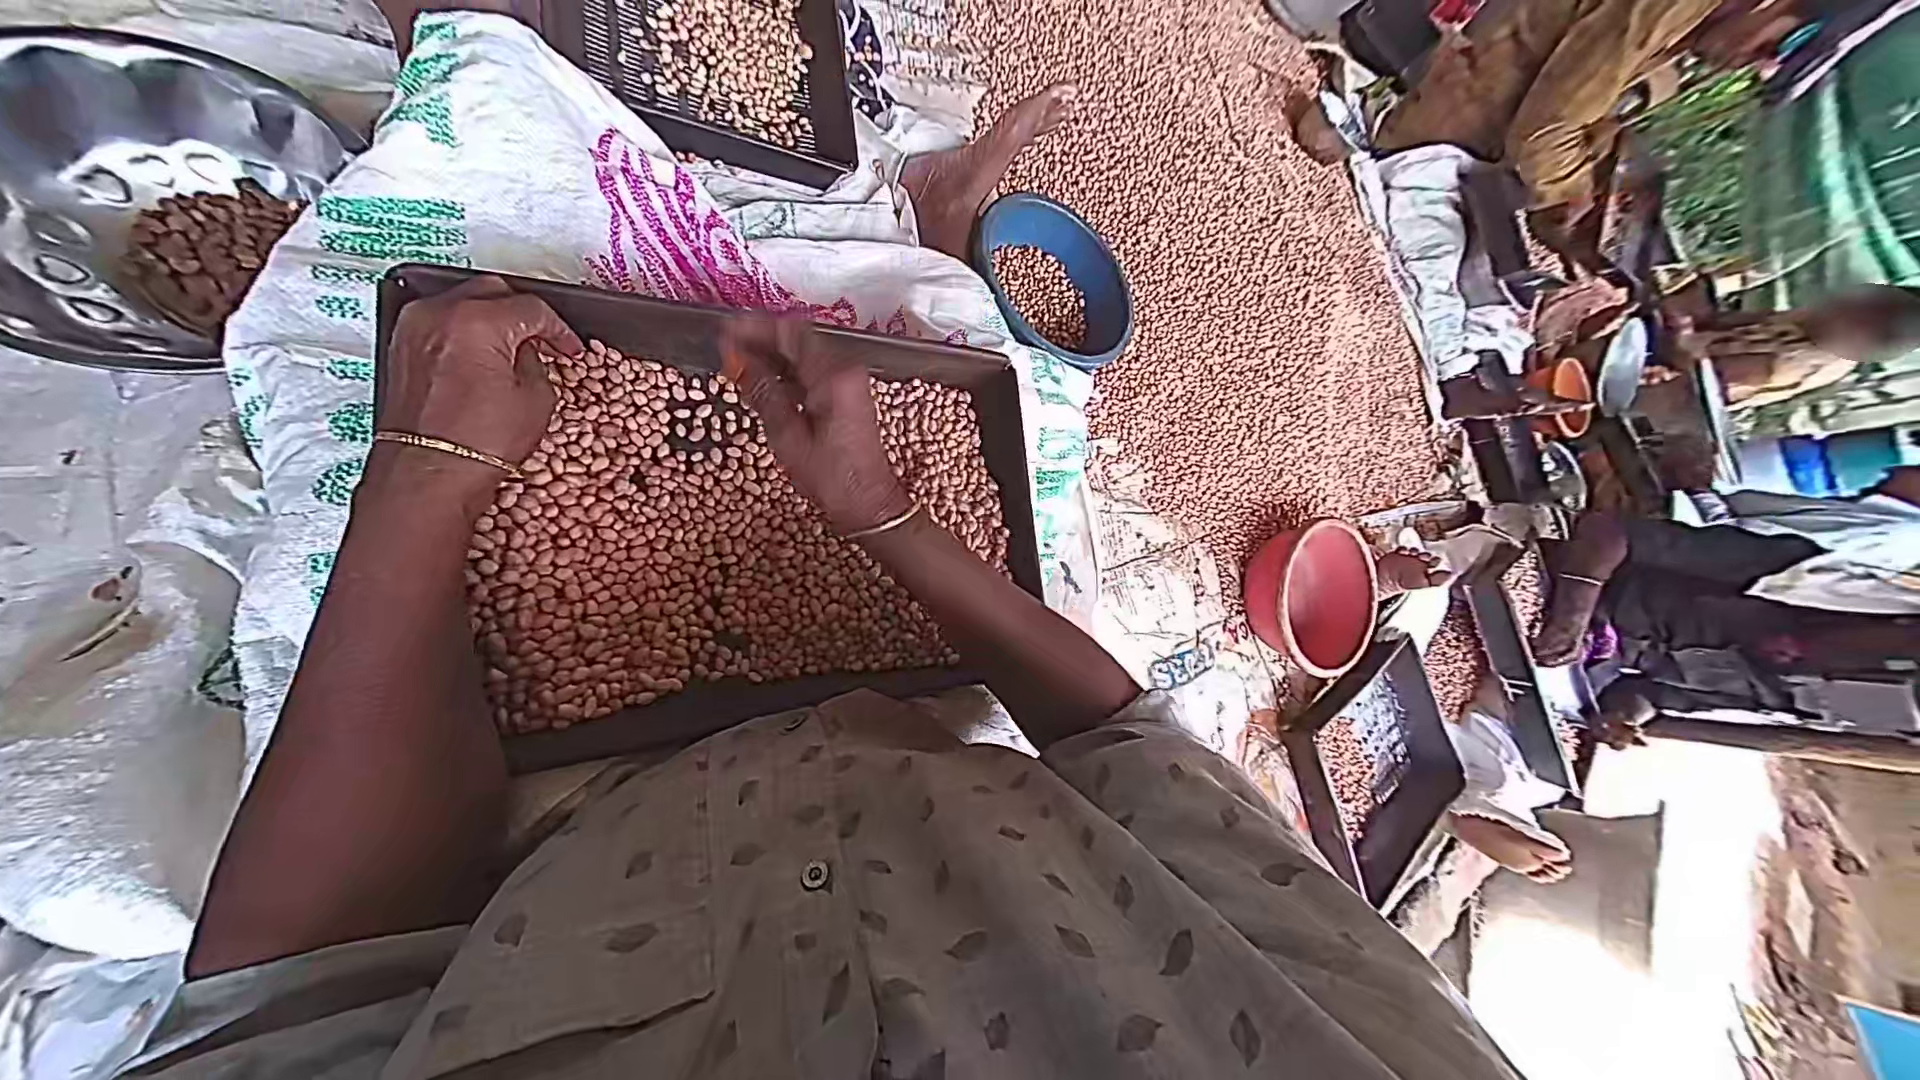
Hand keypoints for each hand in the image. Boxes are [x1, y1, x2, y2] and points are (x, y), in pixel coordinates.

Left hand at [383, 275, 579, 471]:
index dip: (560, 330)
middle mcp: (440, 313)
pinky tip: (485, 355)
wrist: (432, 467)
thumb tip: (528, 353)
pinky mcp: (401, 344)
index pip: (533, 309)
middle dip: (525, 314)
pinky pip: (442, 320)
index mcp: (479, 321)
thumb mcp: (536, 399)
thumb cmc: (481, 440)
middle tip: (546, 341)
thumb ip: (536, 363)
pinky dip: (468, 329)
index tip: (570, 348)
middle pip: (494, 292)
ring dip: (494, 318)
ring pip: (464, 301)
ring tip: (515, 348)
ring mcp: (414, 326)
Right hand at [722, 315, 911, 533]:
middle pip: (798, 340)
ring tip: (736, 366)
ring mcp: (849, 383)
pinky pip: (812, 374)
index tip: (725, 329)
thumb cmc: (831, 477)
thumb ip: (763, 392)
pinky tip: (762, 385)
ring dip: (772, 358)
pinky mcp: (846, 397)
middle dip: (760, 340)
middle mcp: (845, 370)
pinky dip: (787, 375)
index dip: (755, 326)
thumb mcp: (788, 436)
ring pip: (804, 356)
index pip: (791, 332)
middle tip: (725, 348)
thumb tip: (737, 358)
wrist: (868, 503)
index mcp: (834, 375)